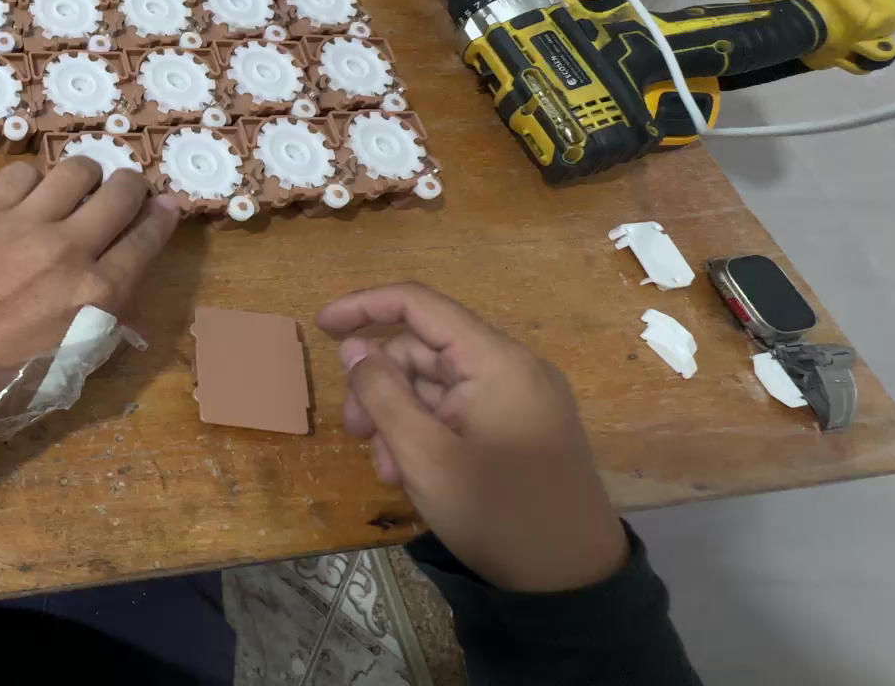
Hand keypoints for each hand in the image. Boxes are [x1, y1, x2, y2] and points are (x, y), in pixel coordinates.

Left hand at [0, 157, 178, 370]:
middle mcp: (70, 249)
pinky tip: (25, 197)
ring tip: (74, 190)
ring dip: (84, 178)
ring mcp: (26, 224)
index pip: (147, 236)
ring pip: (76, 171)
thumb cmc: (2, 377)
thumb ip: (108, 327)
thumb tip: (131, 301)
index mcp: (99, 294)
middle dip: (130, 188)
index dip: (162, 215)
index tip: (164, 204)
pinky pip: (22, 172)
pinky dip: (31, 181)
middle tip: (121, 194)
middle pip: (121, 192)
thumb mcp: (72, 367)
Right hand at [317, 283, 627, 592]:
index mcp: (497, 362)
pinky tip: (406, 469)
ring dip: (395, 414)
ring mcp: (516, 398)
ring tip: (383, 465)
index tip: (320, 328)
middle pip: (420, 350)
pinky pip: (451, 407)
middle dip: (377, 384)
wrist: (574, 589)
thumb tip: (352, 346)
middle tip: (353, 430)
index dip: (363, 307)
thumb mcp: (423, 454)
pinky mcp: (515, 425)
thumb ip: (381, 391)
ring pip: (430, 382)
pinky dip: (420, 429)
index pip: (418, 304)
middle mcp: (510, 368)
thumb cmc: (497, 513)